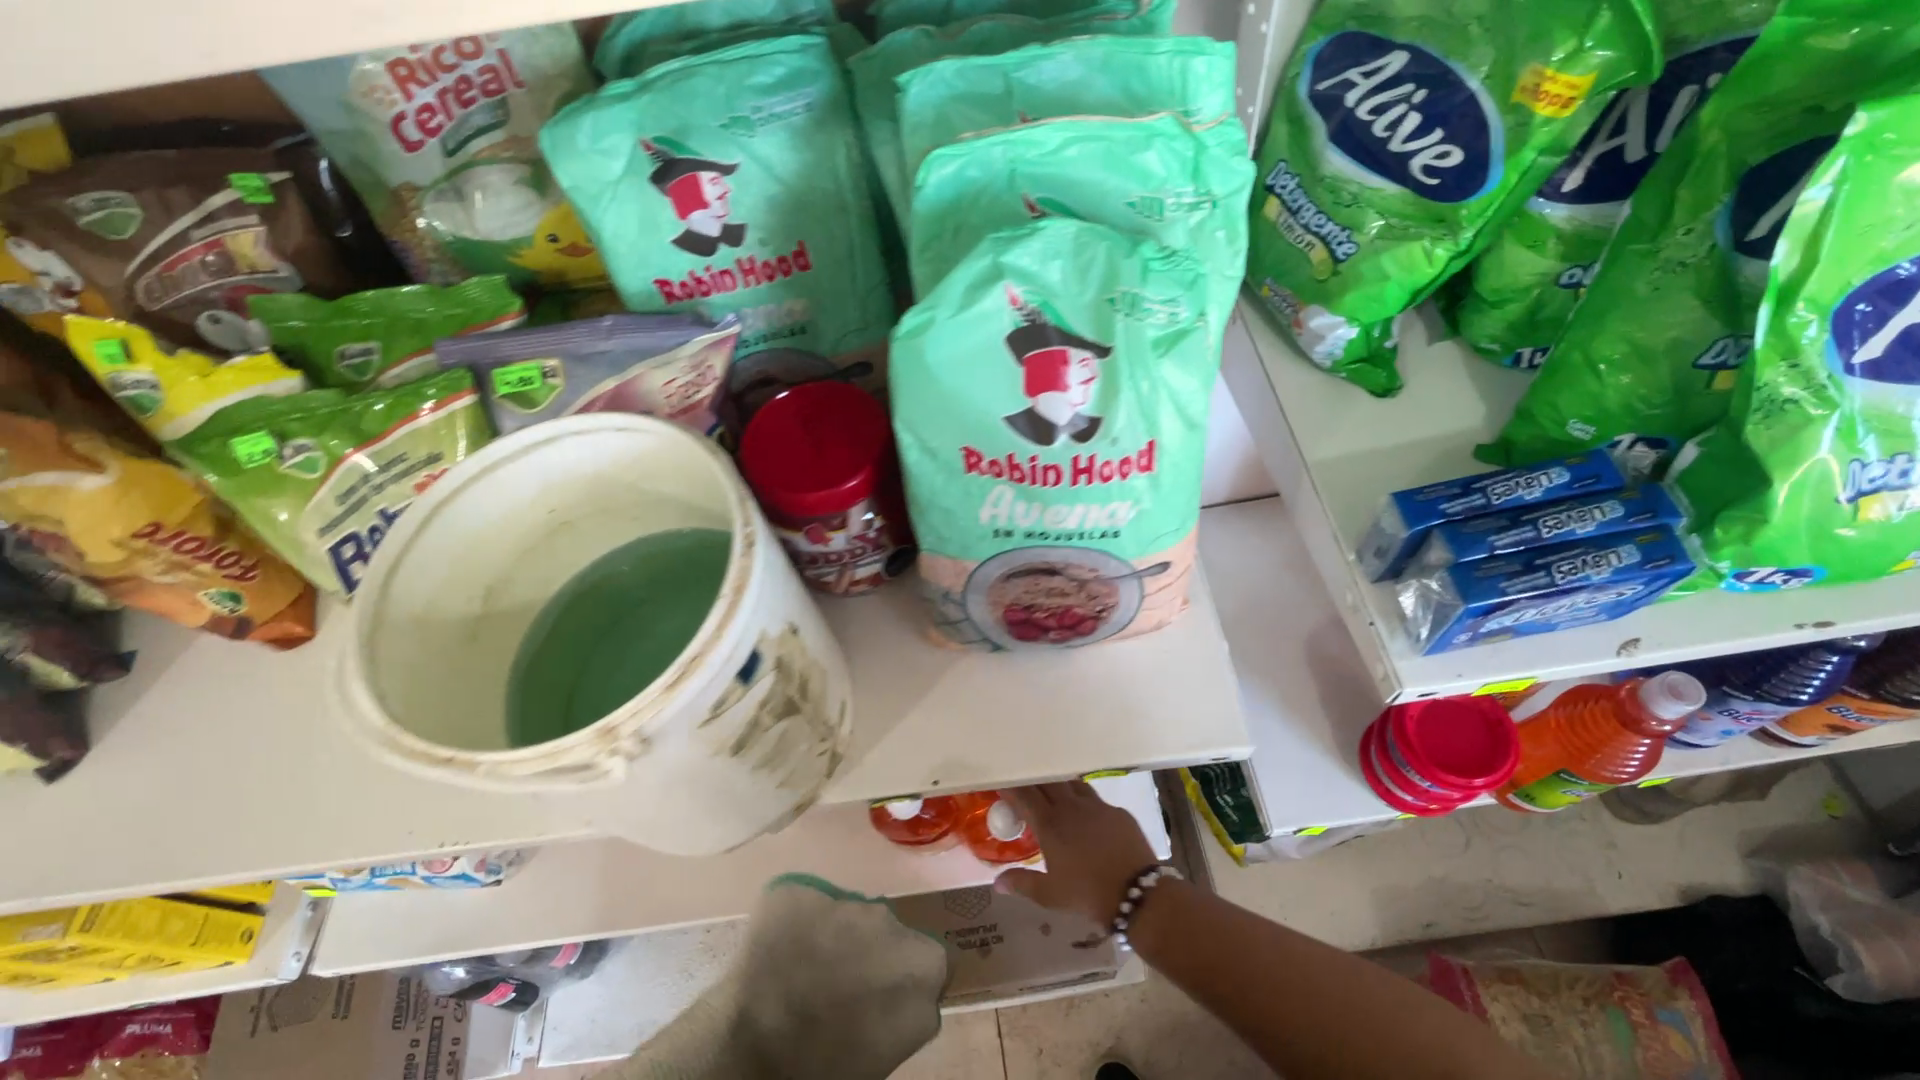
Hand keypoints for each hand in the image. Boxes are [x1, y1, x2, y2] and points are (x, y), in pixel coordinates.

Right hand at [993, 781, 1157, 925]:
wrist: (1138, 893)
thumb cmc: (1087, 894)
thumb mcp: (1049, 895)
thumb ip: (1021, 883)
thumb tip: (996, 882)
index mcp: (1050, 824)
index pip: (1025, 795)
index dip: (1011, 787)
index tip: (1002, 783)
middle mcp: (1071, 807)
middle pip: (1047, 782)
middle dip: (1033, 780)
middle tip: (1025, 785)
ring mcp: (1097, 806)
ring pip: (1072, 784)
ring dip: (1058, 785)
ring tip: (1053, 793)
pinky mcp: (1118, 812)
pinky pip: (1095, 798)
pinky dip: (1083, 800)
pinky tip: (1085, 814)